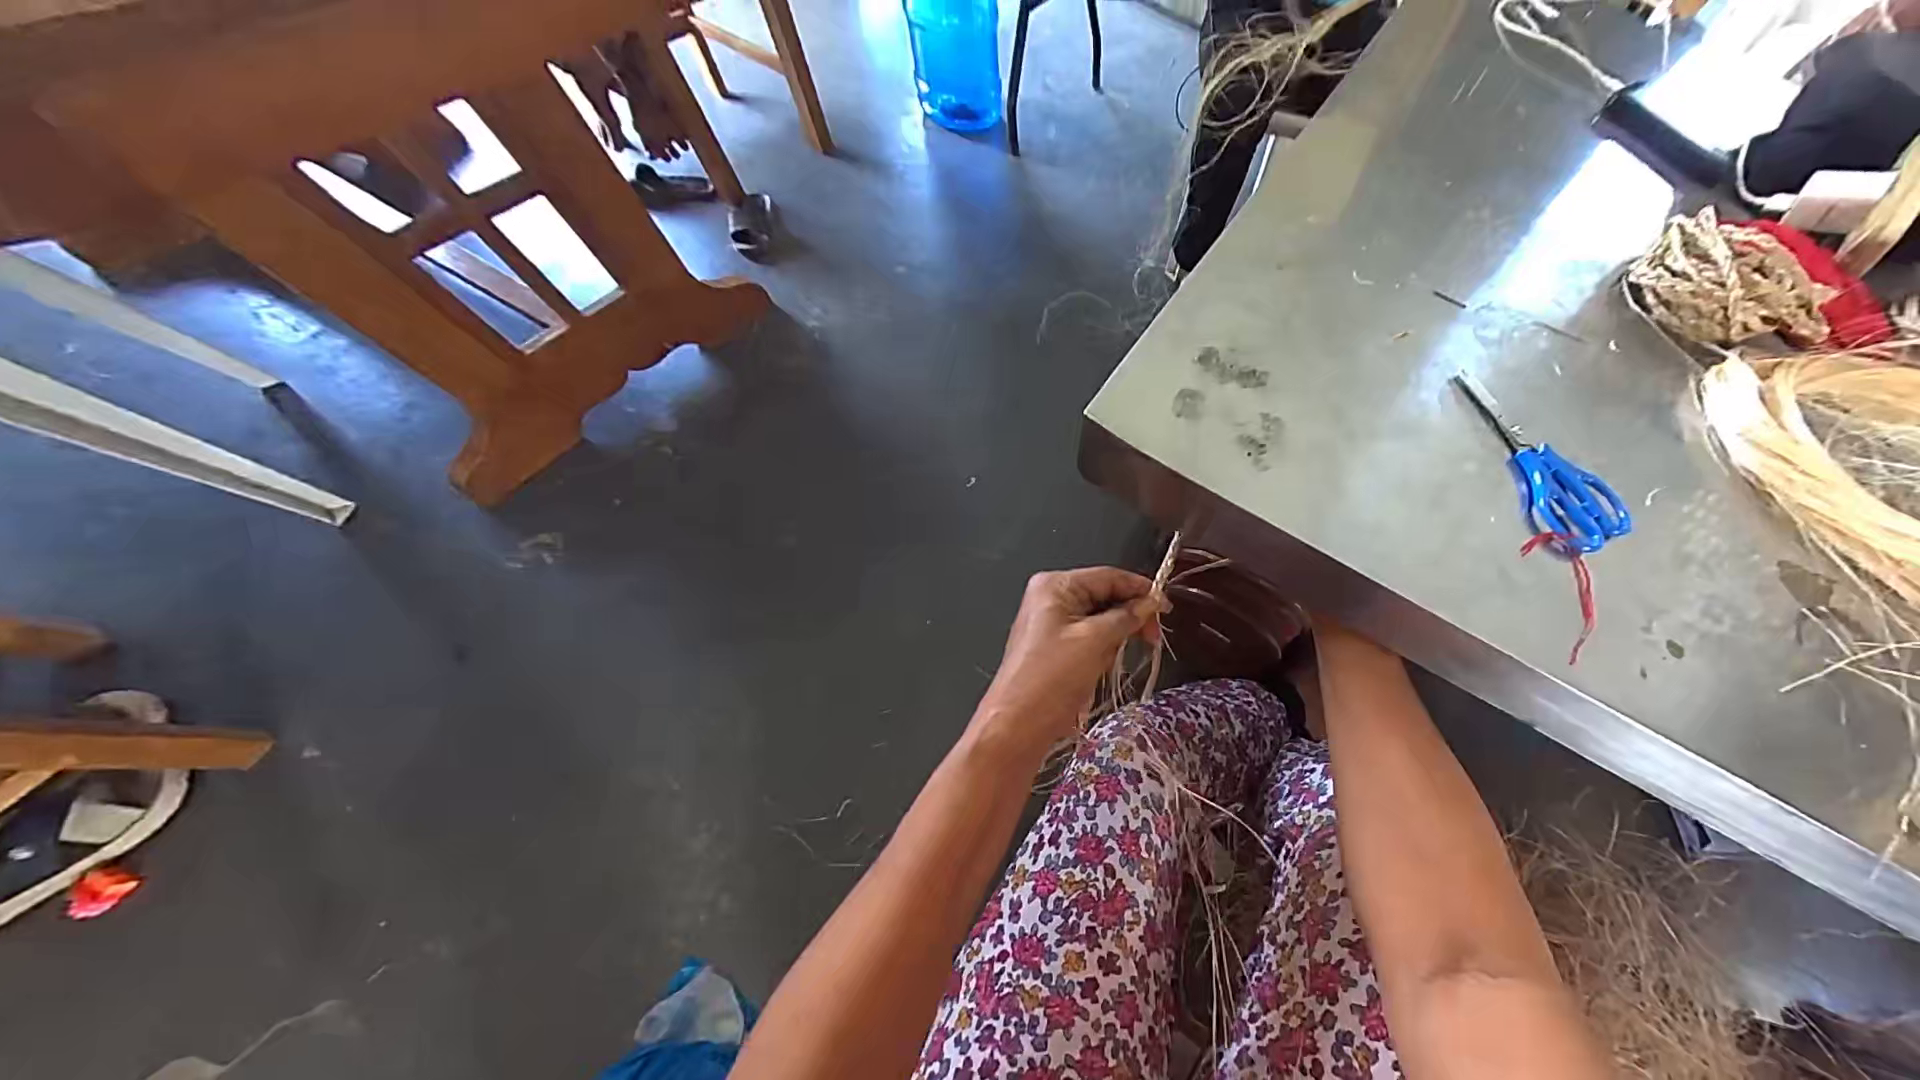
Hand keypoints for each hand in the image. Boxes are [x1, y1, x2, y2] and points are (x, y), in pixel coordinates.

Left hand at [973, 568, 1165, 756]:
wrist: (1018, 724)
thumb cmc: (1051, 678)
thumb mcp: (1095, 641)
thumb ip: (1127, 617)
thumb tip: (1151, 602)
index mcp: (1054, 585)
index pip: (1108, 576)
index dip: (1140, 589)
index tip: (1167, 607)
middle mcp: (1050, 597)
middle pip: (1104, 596)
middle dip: (1128, 617)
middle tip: (1152, 637)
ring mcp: (1051, 622)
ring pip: (1100, 620)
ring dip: (1114, 639)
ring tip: (1110, 660)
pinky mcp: (1055, 646)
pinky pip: (1089, 638)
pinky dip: (1101, 650)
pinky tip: (1099, 667)